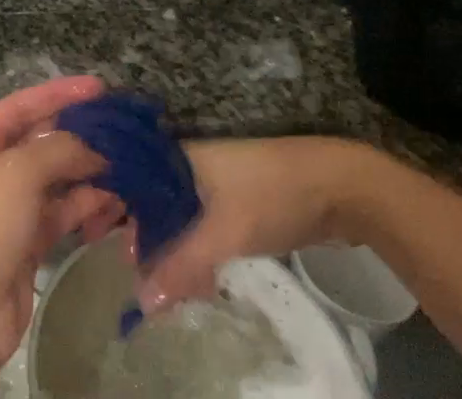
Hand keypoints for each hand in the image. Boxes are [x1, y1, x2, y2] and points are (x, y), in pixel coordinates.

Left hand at [0, 76, 115, 396]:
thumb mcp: (16, 174)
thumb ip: (57, 150)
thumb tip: (91, 148)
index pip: (17, 106)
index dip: (56, 93)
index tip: (98, 87)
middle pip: (37, 142)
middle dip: (77, 136)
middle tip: (122, 132)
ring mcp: (6, 210)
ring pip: (53, 181)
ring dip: (87, 175)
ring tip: (128, 170)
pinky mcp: (24, 244)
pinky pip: (60, 215)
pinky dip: (85, 208)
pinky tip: (115, 206)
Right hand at [136, 136, 376, 311]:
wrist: (345, 188)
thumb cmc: (273, 196)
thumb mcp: (223, 234)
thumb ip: (181, 266)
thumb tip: (142, 303)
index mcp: (176, 157)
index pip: (131, 183)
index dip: (120, 217)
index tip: (115, 254)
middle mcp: (190, 164)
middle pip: (155, 203)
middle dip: (150, 242)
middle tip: (146, 280)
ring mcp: (216, 181)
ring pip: (182, 217)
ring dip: (177, 250)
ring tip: (173, 286)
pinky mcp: (240, 200)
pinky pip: (206, 225)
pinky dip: (199, 249)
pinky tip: (200, 277)